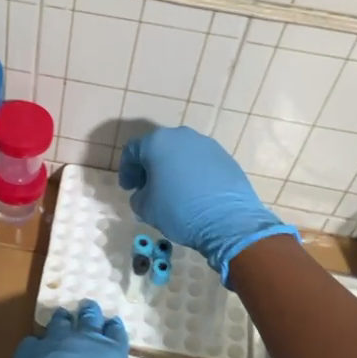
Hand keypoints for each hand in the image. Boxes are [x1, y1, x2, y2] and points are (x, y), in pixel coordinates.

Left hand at [0, 299, 142, 357]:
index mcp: (112, 356)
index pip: (116, 332)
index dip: (114, 328)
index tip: (112, 324)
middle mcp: (84, 342)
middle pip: (89, 317)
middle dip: (90, 312)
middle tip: (88, 308)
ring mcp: (53, 344)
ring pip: (59, 322)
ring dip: (62, 321)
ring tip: (62, 320)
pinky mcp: (27, 354)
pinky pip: (32, 342)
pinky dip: (36, 346)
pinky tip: (35, 353)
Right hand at [119, 126, 297, 283]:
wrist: (229, 221)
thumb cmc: (179, 210)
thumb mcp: (145, 208)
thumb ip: (139, 195)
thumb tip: (146, 192)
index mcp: (157, 142)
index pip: (132, 151)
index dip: (126, 170)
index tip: (128, 188)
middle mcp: (182, 136)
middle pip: (158, 148)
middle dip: (150, 167)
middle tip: (148, 188)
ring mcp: (206, 144)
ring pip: (181, 153)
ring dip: (172, 168)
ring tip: (173, 191)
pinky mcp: (225, 157)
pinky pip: (200, 162)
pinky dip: (192, 172)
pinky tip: (194, 192)